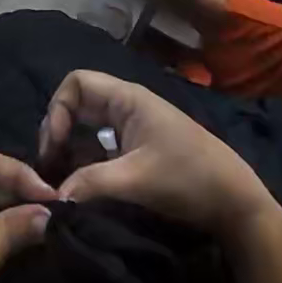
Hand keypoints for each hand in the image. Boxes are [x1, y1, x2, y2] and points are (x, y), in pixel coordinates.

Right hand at [38, 70, 274, 237]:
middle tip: (49, 172)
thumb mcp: (135, 179)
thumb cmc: (187, 177)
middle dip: (58, 134)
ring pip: (87, 130)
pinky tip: (79, 190)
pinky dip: (84, 164)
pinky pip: (100, 149)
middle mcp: (127, 107)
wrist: (232, 198)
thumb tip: (50, 199)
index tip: (55, 149)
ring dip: (70, 153)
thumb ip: (88, 183)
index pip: (77, 83)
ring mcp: (133, 129)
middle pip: (78, 106)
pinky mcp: (138, 151)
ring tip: (59, 186)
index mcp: (128, 98)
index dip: (57, 110)